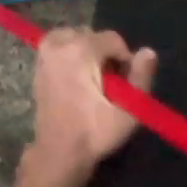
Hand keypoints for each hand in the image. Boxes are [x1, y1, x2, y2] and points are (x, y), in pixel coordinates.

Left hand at [25, 29, 158, 184]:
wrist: (58, 150)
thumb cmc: (94, 132)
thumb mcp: (128, 111)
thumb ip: (140, 79)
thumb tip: (149, 51)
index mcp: (78, 51)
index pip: (112, 39)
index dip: (125, 58)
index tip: (125, 82)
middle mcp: (57, 44)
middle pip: (92, 36)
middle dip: (105, 54)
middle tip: (110, 84)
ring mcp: (44, 52)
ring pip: (74, 37)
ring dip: (88, 52)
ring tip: (95, 80)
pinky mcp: (37, 62)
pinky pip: (59, 45)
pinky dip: (71, 54)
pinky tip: (78, 80)